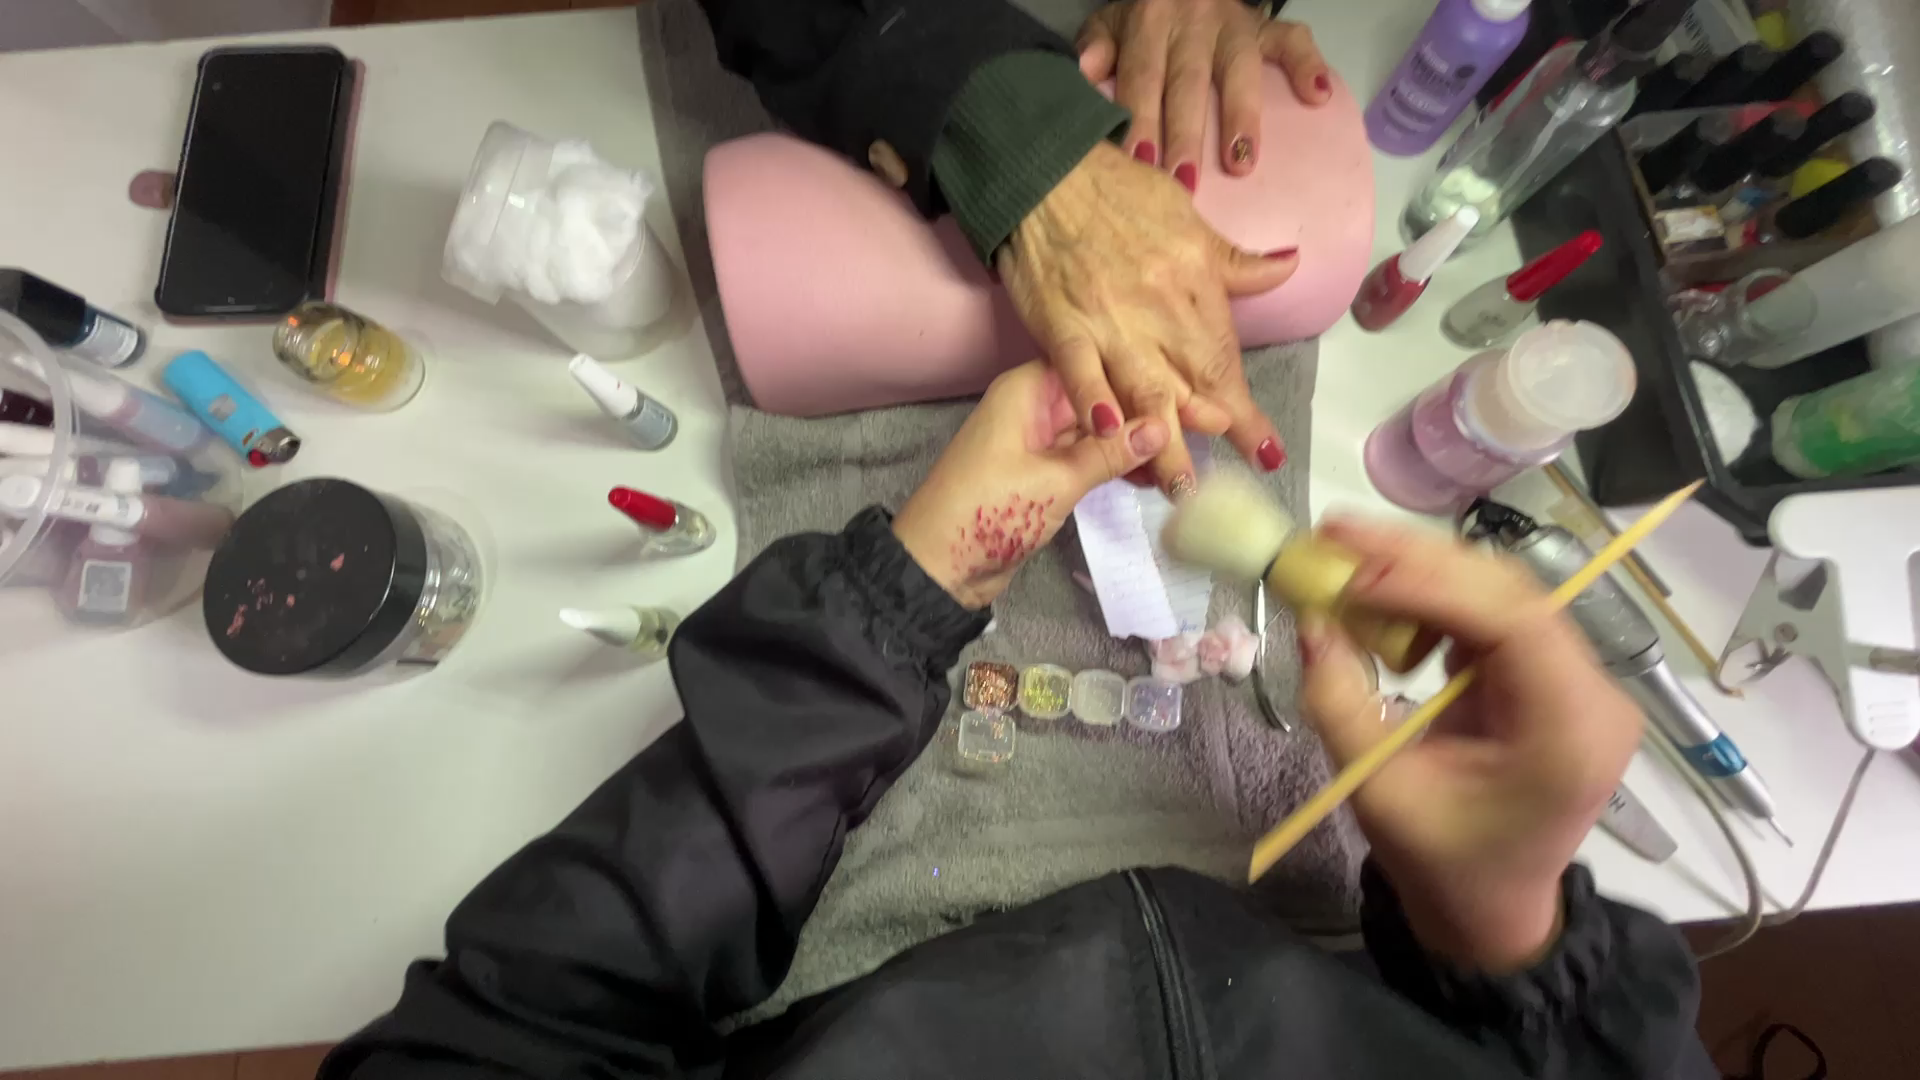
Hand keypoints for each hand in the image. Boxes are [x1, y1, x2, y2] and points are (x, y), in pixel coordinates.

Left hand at [893, 361, 1167, 608]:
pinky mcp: (1038, 472)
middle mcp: (1031, 405)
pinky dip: (1111, 466)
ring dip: (1132, 445)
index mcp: (1027, 389)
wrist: (937, 565)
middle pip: (1098, 400)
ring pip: (1094, 432)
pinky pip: (1083, 459)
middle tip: (1209, 425)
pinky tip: (1150, 476)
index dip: (1143, 378)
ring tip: (1188, 454)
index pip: (1096, 365)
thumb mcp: (1056, 480)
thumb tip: (1163, 426)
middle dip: (1146, 415)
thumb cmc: (989, 510)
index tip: (1194, 393)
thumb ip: (1109, 453)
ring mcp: (1034, 440)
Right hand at [999, 141, 1295, 494]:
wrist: (1048, 173)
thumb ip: (1234, 261)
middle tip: (1220, 493)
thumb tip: (1288, 267)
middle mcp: (1159, 312)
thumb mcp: (1189, 221)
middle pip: (1191, 388)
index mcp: (1194, 287)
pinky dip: (1094, 402)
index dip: (1246, 413)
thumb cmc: (1118, 194)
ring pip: (1144, 391)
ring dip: (1162, 444)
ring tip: (1175, 488)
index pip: (1224, 362)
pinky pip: (1081, 371)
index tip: (1266, 453)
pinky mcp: (1062, 325)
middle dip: (1210, 441)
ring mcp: (1109, 322)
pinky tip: (1108, 436)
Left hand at [1078, 0, 1331, 179]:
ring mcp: (1233, 23)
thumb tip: (1082, 73)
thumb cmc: (1140, 17)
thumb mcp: (1109, 22)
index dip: (1139, 119)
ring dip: (1241, 116)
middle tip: (1185, 182)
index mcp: (1150, 20)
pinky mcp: (1264, 25)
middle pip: (1188, 83)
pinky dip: (1308, 65)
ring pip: (1239, 69)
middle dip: (1186, 134)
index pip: (1142, 77)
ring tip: (1242, 162)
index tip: (1139, 163)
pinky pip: (1292, 39)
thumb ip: (1096, 48)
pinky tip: (1318, 97)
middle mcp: (1193, 19)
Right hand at [1297, 518, 1643, 972]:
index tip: (1348, 575)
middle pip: (1506, 590)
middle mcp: (1585, 690)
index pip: (1512, 623)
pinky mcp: (1535, 671)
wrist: (1490, 900)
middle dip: (1413, 556)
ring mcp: (1566, 676)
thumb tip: (1310, 621)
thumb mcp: (1377, 790)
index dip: (1428, 585)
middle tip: (1331, 534)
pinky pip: (1480, 609)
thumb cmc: (1442, 860)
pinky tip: (1375, 591)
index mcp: (1568, 731)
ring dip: (1415, 564)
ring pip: (1493, 588)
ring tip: (1342, 552)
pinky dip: (1422, 591)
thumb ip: (1340, 703)